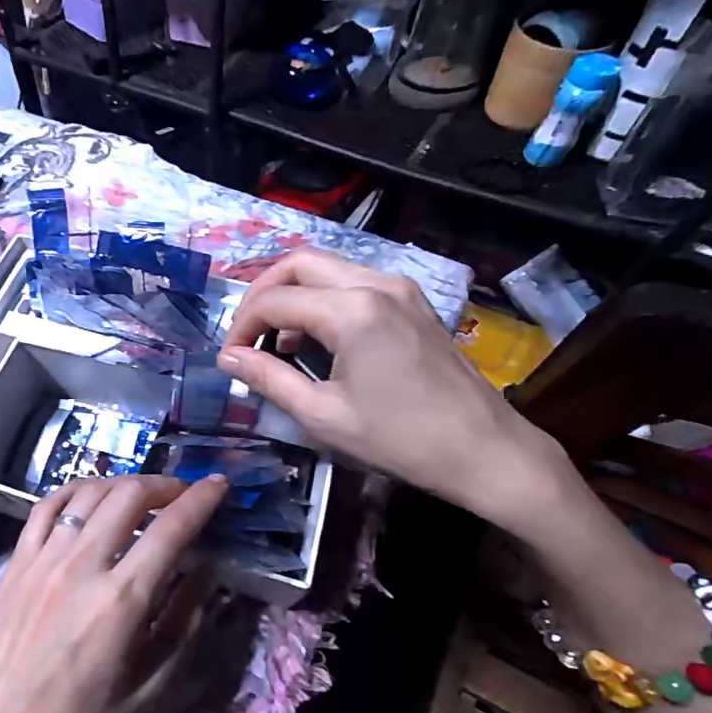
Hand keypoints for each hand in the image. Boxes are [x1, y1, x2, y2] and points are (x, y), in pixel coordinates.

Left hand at [0, 474, 227, 712]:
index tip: (219, 484)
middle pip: (130, 495)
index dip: (201, 499)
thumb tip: (205, 573)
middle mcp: (82, 566)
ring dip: (123, 484)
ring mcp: (43, 559)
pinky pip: (47, 507)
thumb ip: (183, 626)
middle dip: (165, 485)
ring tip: (141, 496)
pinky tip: (90, 498)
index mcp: (120, 600)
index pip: (171, 528)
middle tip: (182, 496)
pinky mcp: (16, 563)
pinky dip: (75, 491)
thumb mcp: (148, 692)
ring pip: (89, 493)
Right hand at [219, 250, 578, 534]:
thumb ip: (269, 379)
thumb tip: (228, 359)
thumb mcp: (323, 415)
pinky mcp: (414, 301)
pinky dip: (324, 298)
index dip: (241, 326)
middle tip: (244, 334)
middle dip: (262, 293)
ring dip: (294, 293)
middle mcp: (376, 283)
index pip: (275, 300)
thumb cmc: (400, 439)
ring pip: (329, 267)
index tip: (228, 359)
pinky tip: (318, 337)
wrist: (483, 450)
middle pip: (300, 263)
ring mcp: (400, 288)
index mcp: (352, 310)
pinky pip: (355, 282)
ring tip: (277, 341)